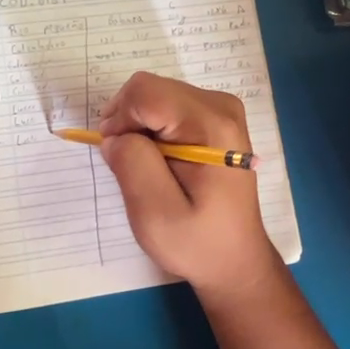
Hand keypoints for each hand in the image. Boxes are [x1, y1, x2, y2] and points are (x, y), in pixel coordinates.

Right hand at [96, 72, 282, 300]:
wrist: (234, 260)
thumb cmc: (196, 242)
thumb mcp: (155, 214)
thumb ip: (132, 164)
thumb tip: (115, 134)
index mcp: (211, 126)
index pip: (146, 93)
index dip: (119, 118)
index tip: (116, 155)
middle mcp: (220, 106)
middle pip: (150, 88)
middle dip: (128, 121)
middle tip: (127, 162)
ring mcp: (221, 108)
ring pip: (155, 94)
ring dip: (139, 125)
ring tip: (146, 164)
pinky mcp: (216, 116)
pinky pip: (167, 104)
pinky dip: (152, 127)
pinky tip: (160, 158)